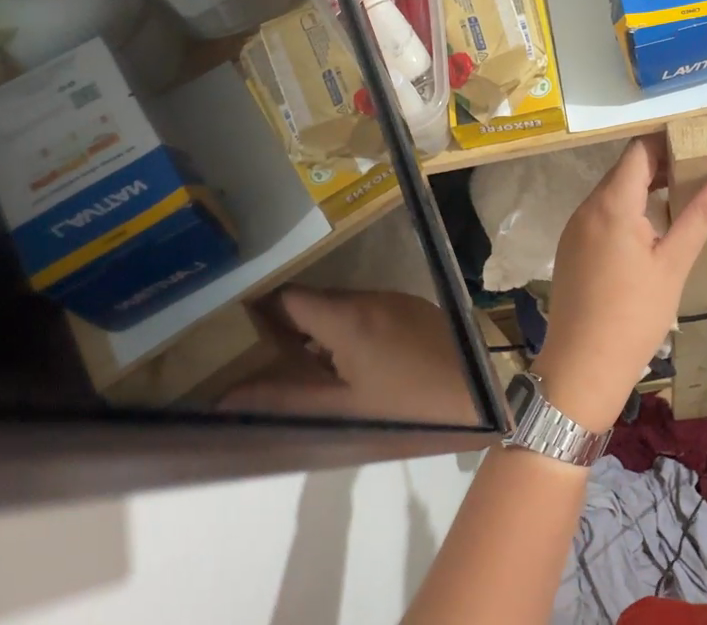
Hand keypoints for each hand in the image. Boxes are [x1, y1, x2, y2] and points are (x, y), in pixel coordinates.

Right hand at [220, 288, 477, 424]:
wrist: (483, 395)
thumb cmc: (408, 406)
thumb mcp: (342, 410)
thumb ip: (283, 400)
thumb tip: (224, 397)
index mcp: (346, 316)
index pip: (287, 297)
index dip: (261, 315)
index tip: (243, 339)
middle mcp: (370, 296)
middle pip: (316, 300)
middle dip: (291, 326)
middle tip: (271, 360)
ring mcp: (397, 299)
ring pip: (345, 305)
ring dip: (324, 328)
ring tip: (311, 366)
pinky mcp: (417, 308)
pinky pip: (372, 310)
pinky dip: (354, 328)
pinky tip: (358, 363)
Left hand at [534, 137, 706, 431]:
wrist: (582, 367)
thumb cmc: (634, 316)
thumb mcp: (674, 264)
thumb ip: (700, 216)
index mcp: (611, 204)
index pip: (639, 151)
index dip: (668, 141)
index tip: (700, 144)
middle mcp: (587, 207)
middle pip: (624, 169)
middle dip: (661, 165)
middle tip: (701, 169)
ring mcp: (574, 228)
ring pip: (612, 192)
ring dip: (644, 188)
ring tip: (683, 197)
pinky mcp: (571, 248)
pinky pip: (601, 214)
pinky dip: (627, 210)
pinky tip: (652, 229)